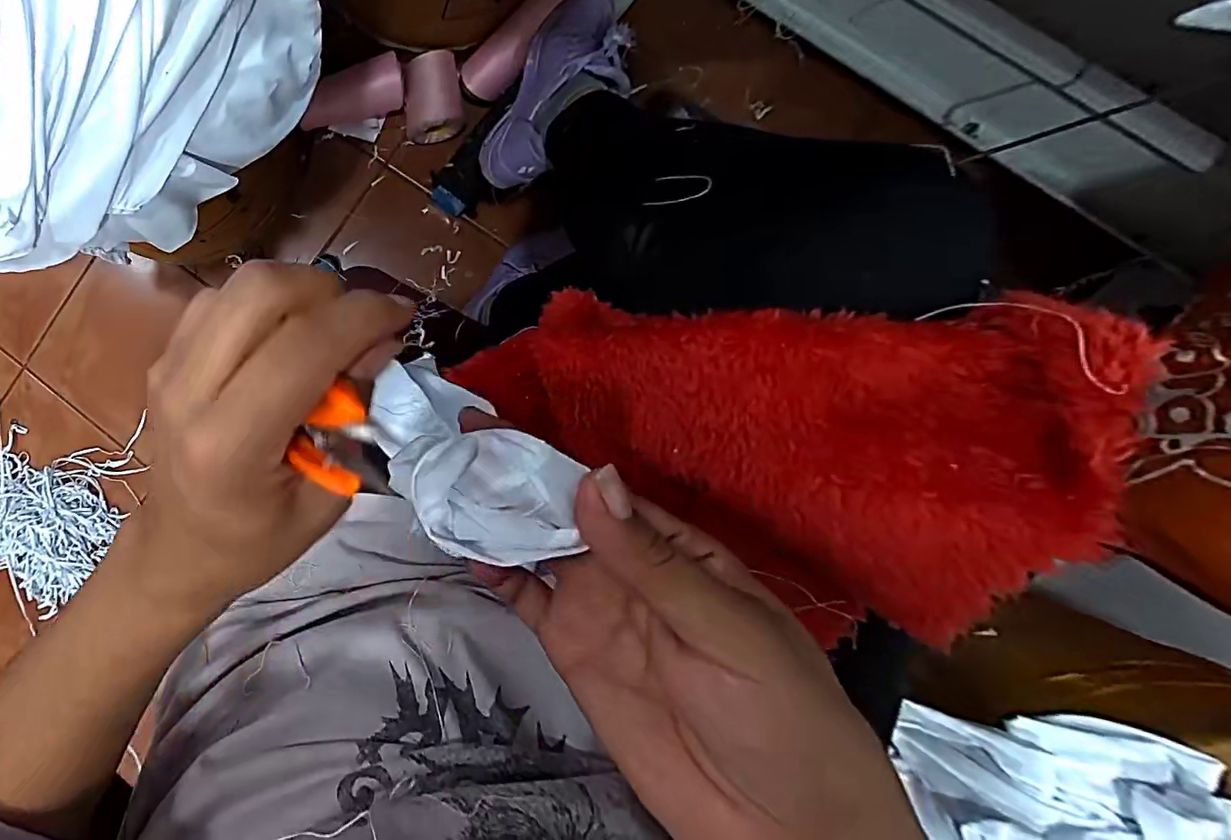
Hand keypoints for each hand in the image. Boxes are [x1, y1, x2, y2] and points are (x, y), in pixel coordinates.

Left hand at [137, 263, 410, 602]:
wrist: (177, 548)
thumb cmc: (255, 540)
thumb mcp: (326, 498)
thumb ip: (358, 419)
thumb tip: (380, 343)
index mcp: (229, 444)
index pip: (303, 348)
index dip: (363, 317)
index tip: (401, 315)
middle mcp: (188, 390)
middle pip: (263, 290)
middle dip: (328, 290)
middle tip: (358, 323)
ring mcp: (168, 365)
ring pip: (243, 282)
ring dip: (300, 289)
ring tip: (327, 327)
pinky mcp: (165, 352)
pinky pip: (225, 295)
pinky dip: (270, 300)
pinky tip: (287, 333)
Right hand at [473, 466, 921, 839]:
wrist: (781, 827)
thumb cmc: (778, 710)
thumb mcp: (723, 627)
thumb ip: (652, 558)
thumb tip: (594, 477)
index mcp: (668, 544)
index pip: (598, 488)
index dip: (547, 458)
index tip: (495, 431)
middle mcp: (624, 565)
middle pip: (558, 511)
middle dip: (510, 478)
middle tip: (457, 446)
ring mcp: (595, 606)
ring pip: (535, 548)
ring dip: (495, 519)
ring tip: (448, 490)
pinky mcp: (573, 650)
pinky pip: (528, 601)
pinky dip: (499, 575)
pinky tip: (473, 555)